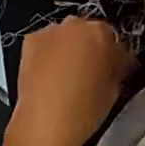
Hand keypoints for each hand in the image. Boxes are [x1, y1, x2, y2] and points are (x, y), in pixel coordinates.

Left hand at [7, 17, 134, 145]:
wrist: (45, 121)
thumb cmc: (85, 109)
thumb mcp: (113, 89)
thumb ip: (114, 67)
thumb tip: (113, 63)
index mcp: (100, 33)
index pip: (112, 38)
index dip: (114, 55)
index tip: (115, 69)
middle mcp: (74, 24)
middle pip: (86, 32)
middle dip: (90, 48)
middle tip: (91, 71)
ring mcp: (49, 30)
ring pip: (64, 36)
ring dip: (68, 49)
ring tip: (66, 74)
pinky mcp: (29, 40)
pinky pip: (45, 44)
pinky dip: (47, 53)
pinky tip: (47, 74)